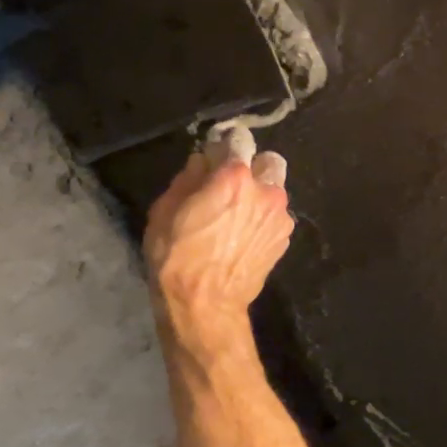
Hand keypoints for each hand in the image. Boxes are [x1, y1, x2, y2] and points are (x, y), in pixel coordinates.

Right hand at [143, 141, 292, 356]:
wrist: (203, 306)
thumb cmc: (175, 258)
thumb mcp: (163, 213)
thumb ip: (186, 180)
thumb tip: (201, 163)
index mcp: (233, 177)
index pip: (234, 141)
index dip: (219, 147)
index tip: (208, 159)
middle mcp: (265, 189)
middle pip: (265, 161)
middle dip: (248, 168)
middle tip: (225, 189)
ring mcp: (279, 215)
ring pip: (273, 189)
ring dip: (256, 195)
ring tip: (232, 218)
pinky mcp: (283, 237)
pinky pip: (274, 215)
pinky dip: (260, 219)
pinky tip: (239, 238)